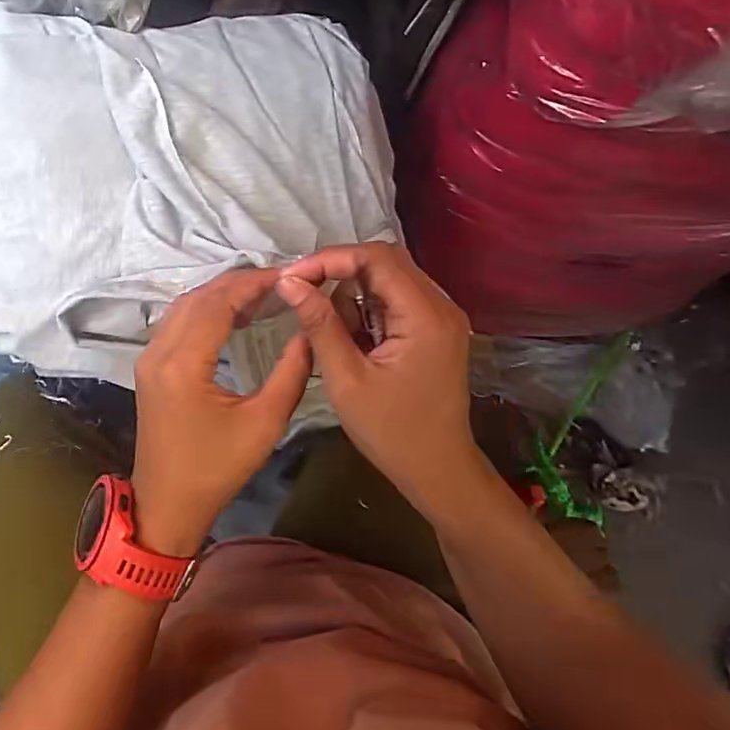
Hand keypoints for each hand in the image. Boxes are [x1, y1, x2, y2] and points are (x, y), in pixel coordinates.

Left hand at [131, 268, 311, 555]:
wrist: (167, 503)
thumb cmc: (216, 469)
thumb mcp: (263, 424)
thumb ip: (290, 373)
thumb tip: (308, 333)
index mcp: (183, 364)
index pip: (217, 303)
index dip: (251, 284)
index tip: (286, 276)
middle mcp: (159, 351)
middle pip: (198, 298)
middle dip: (237, 284)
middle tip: (278, 282)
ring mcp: (149, 357)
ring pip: (184, 306)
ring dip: (219, 294)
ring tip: (261, 294)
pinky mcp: (149, 366)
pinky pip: (176, 322)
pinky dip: (204, 309)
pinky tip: (232, 315)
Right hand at [274, 243, 494, 517]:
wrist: (438, 471)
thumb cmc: (391, 432)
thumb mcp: (346, 378)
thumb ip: (319, 324)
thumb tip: (289, 282)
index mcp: (425, 315)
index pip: (376, 258)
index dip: (329, 258)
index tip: (292, 277)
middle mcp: (440, 305)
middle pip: (384, 259)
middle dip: (337, 269)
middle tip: (301, 289)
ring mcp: (440, 315)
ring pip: (387, 276)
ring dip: (351, 289)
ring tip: (326, 323)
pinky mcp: (433, 328)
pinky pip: (394, 297)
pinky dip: (365, 305)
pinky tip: (349, 334)